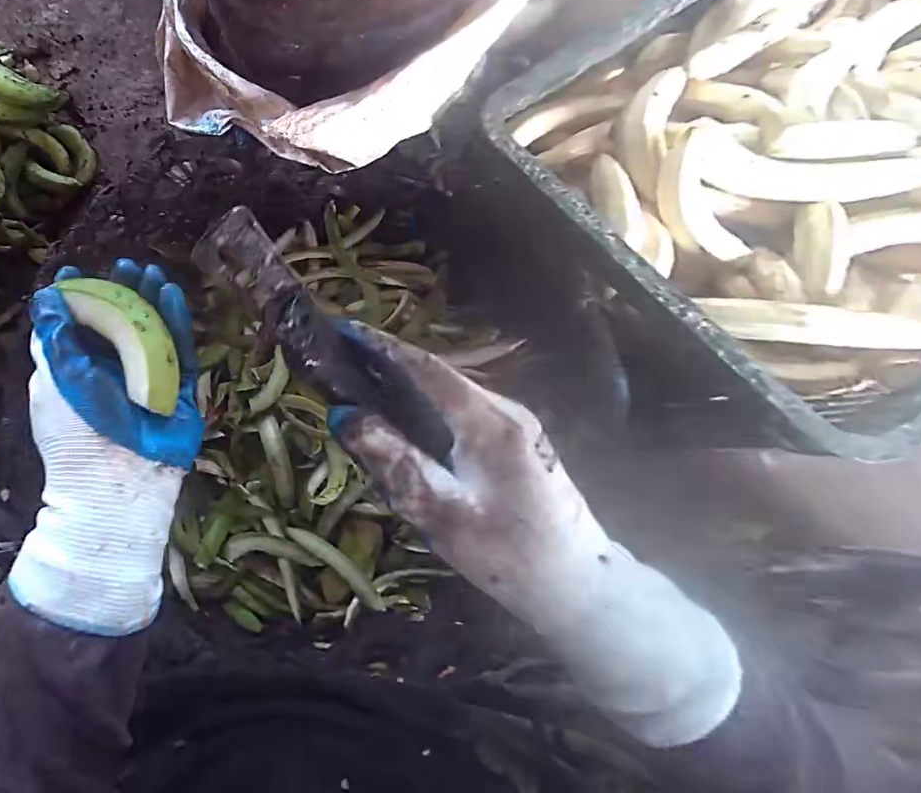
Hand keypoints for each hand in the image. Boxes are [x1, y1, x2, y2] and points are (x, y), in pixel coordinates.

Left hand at [28, 262, 202, 467]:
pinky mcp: (177, 390)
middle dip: (124, 291)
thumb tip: (45, 299)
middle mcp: (115, 369)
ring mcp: (148, 378)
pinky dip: (177, 322)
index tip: (75, 271)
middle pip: (123, 321)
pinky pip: (180, 350)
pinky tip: (172, 294)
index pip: (83, 323)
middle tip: (125, 265)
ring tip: (150, 272)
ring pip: (154, 330)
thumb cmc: (72, 432)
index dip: (82, 296)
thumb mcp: (52, 381)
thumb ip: (50, 339)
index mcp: (81, 367)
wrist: (111, 484)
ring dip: (152, 300)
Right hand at [329, 321, 741, 748]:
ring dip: (400, 376)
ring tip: (355, 374)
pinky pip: (454, 405)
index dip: (380, 345)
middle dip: (384, 357)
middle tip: (336, 353)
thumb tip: (341, 414)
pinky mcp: (512, 438)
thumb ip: (393, 460)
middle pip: (434, 372)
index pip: (425, 367)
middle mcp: (504, 409)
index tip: (341, 328)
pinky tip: (395, 408)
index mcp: (489, 422)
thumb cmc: (510, 555)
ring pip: (445, 388)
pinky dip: (418, 396)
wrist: (584, 591)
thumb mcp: (442, 513)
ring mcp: (512, 422)